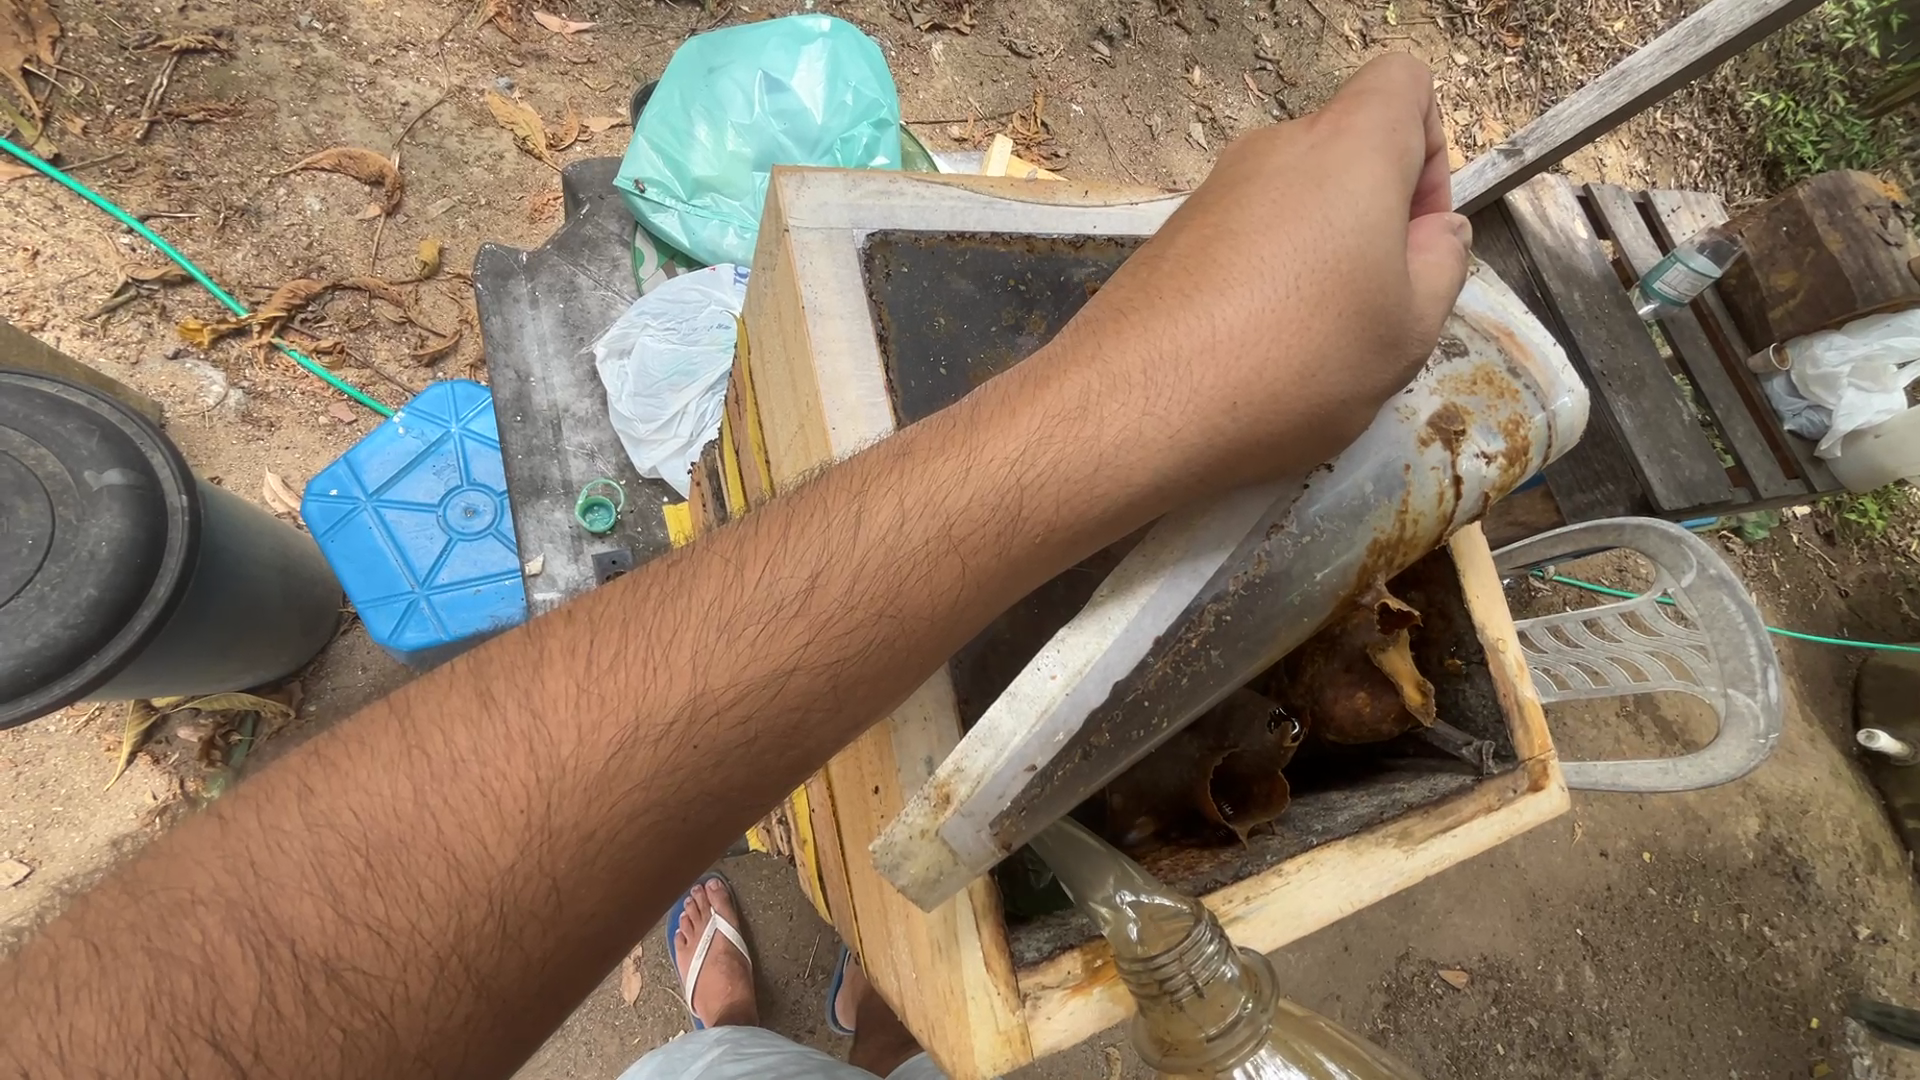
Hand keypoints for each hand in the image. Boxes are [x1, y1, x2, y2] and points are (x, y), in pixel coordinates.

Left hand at [1038, 53, 1471, 501]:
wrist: (1132, 411)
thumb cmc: (1289, 367)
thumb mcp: (1405, 333)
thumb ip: (1441, 266)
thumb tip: (1432, 234)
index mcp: (1343, 148)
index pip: (1402, 84)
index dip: (1428, 151)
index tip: (1414, 234)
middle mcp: (1262, 156)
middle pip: (1332, 158)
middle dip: (1359, 221)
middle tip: (1356, 311)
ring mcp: (1198, 204)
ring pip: (1273, 213)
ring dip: (1297, 264)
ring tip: (1288, 348)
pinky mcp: (1154, 251)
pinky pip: (1221, 252)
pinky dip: (1240, 287)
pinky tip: (1231, 355)